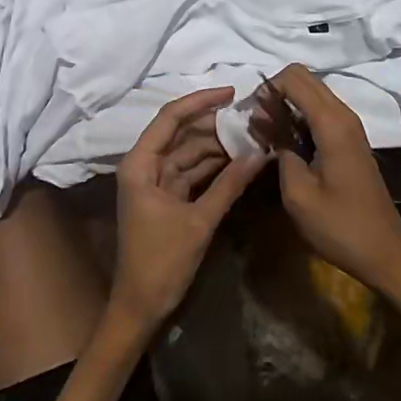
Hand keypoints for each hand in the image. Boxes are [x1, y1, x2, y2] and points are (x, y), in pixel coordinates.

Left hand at [109, 88, 266, 332]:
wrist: (140, 308)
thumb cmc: (161, 263)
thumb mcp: (199, 222)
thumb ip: (229, 185)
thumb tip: (260, 153)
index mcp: (140, 164)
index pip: (171, 118)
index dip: (201, 101)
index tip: (232, 92)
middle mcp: (144, 166)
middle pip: (182, 132)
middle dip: (215, 124)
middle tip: (251, 117)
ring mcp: (156, 182)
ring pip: (189, 151)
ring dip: (218, 145)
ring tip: (252, 136)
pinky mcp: (167, 197)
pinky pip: (193, 171)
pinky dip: (214, 166)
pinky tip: (240, 160)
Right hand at [266, 65, 400, 301]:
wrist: (384, 252)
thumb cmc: (339, 226)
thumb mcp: (297, 193)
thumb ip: (279, 148)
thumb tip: (263, 120)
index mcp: (332, 122)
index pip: (294, 78)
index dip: (267, 89)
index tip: (250, 117)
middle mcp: (343, 114)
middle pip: (304, 77)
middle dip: (275, 92)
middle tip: (256, 124)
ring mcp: (350, 125)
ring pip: (312, 93)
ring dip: (286, 104)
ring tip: (265, 135)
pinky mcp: (350, 138)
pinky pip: (320, 111)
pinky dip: (299, 116)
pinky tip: (285, 144)